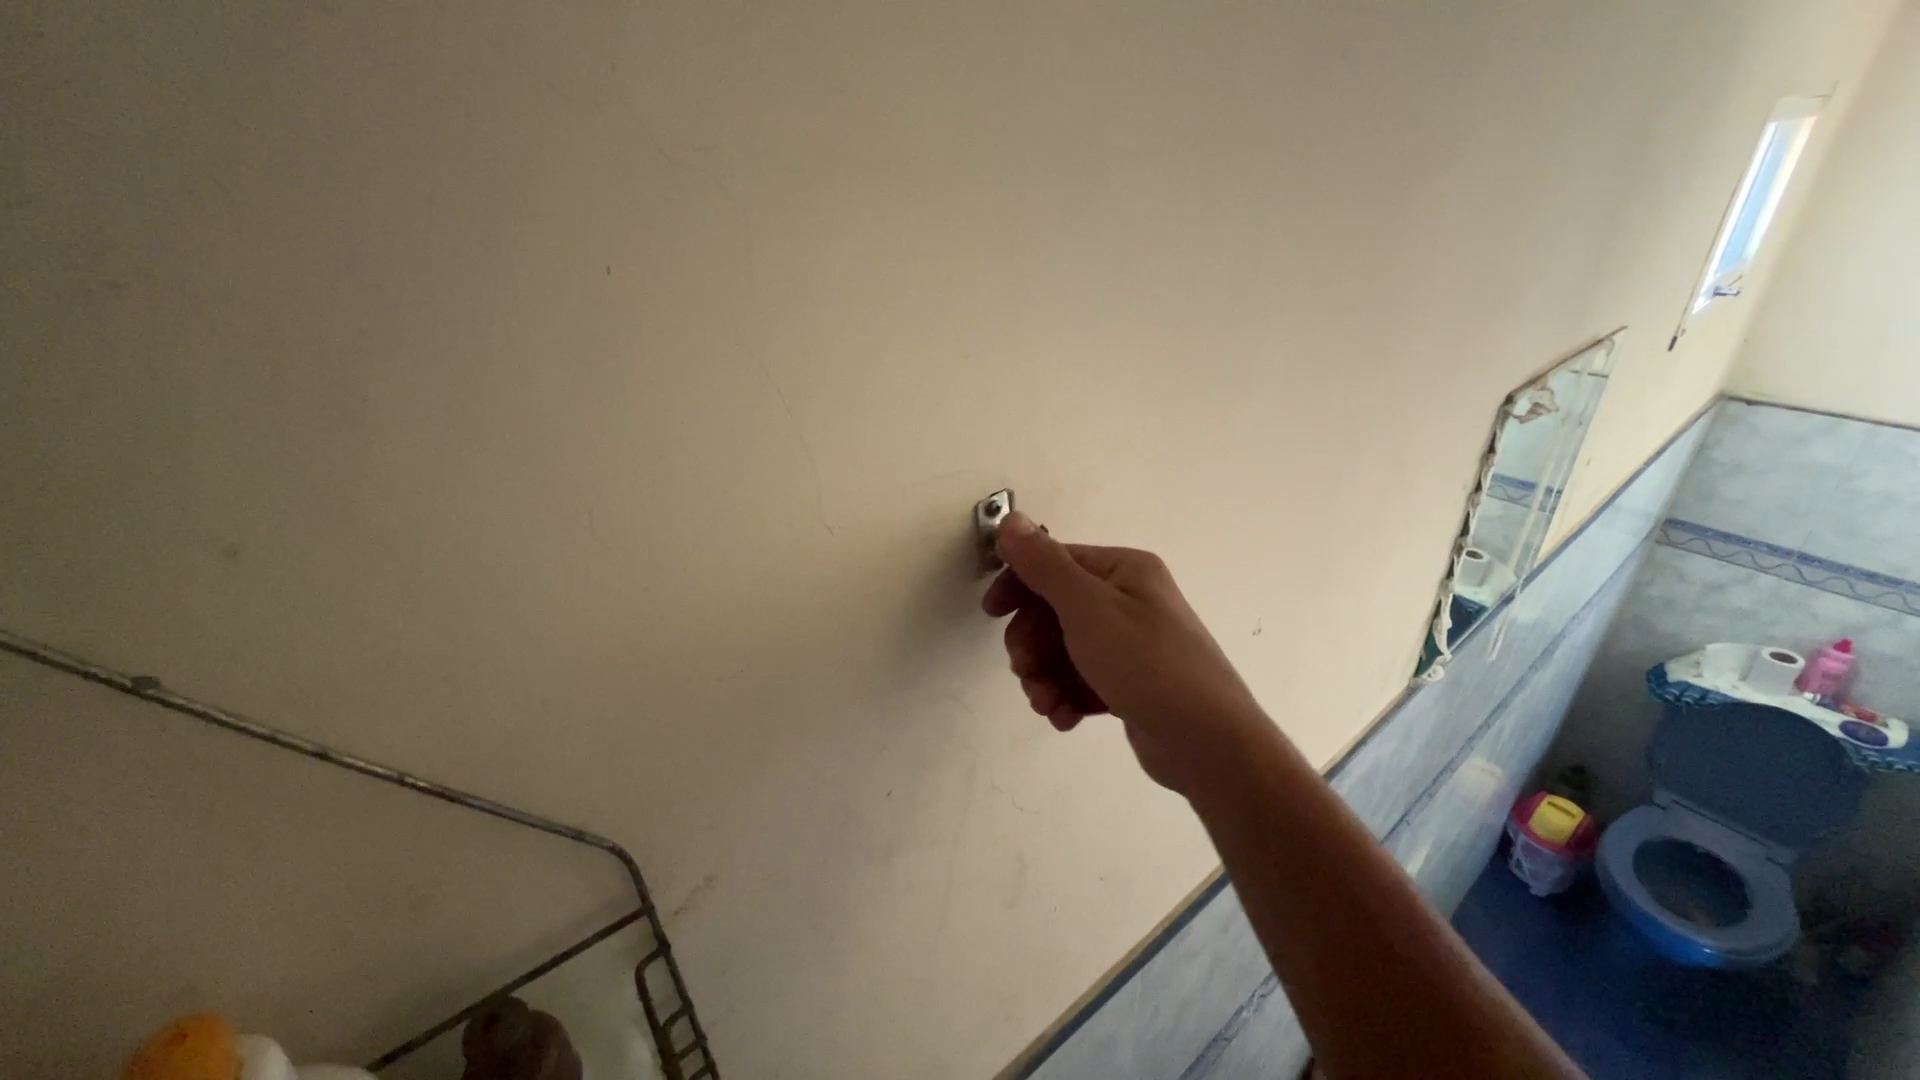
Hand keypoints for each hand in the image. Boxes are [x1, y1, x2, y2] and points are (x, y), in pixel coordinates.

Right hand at [981, 512, 1270, 794]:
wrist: (1207, 743)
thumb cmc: (1146, 664)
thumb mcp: (1088, 608)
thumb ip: (1044, 565)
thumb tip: (1011, 519)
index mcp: (1124, 570)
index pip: (1055, 562)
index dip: (1019, 585)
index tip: (992, 613)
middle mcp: (1129, 601)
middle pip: (1054, 610)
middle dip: (1032, 644)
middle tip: (1028, 671)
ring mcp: (1131, 645)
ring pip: (1063, 650)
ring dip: (1045, 676)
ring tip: (1049, 704)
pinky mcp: (1130, 684)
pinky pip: (1082, 680)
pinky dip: (1067, 696)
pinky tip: (1067, 717)